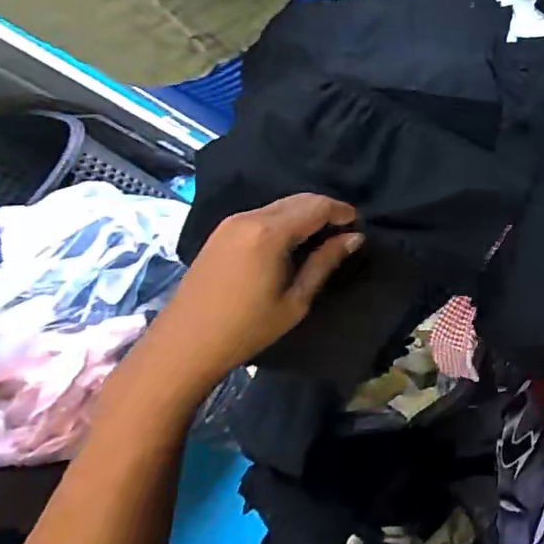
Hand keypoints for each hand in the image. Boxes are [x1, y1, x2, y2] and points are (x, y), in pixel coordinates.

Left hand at [110, 194, 361, 410]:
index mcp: (270, 232)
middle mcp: (250, 217)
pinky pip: (263, 214)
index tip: (359, 227)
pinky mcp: (222, 231)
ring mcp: (232, 222)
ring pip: (281, 205)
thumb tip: (354, 237)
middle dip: (326, 210)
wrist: (184, 344)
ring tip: (322, 238)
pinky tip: (293, 242)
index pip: (318, 206)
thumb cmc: (246, 328)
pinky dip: (285, 219)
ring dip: (305, 214)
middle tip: (345, 232)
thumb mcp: (296, 300)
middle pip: (300, 199)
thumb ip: (325, 262)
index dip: (343, 211)